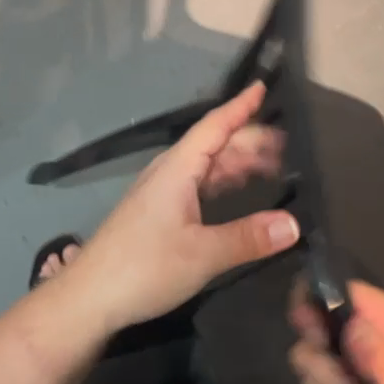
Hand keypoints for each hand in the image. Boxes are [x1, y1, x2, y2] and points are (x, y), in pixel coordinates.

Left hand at [61, 82, 299, 332]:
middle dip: (249, 139)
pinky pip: (198, 184)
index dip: (240, 107)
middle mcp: (169, 171)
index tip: (262, 86)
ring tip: (273, 166)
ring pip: (206, 165)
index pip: (214, 126)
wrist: (89, 297)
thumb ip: (248, 237)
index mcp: (178, 168)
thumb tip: (294, 224)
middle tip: (288, 143)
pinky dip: (223, 182)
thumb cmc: (144, 267)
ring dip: (238, 163)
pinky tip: (239, 193)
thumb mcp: (202, 255)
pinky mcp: (158, 212)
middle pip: (214, 144)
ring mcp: (161, 191)